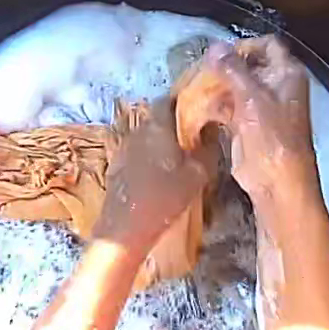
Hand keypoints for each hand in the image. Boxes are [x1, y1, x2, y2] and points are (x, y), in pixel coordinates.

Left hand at [94, 97, 216, 249]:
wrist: (124, 229)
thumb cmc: (164, 198)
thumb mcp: (197, 176)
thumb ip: (207, 148)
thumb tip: (212, 127)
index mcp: (157, 127)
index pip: (167, 100)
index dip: (181, 101)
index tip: (196, 109)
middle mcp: (137, 131)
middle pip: (156, 118)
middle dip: (173, 124)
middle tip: (191, 136)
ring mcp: (123, 148)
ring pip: (145, 136)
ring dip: (159, 141)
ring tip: (176, 157)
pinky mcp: (116, 166)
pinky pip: (136, 152)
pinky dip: (147, 156)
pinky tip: (157, 174)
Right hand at [179, 37, 319, 210]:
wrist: (277, 183)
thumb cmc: (272, 136)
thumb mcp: (251, 97)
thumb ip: (232, 69)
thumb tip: (214, 46)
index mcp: (287, 74)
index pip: (268, 45)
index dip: (245, 45)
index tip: (220, 53)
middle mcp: (276, 86)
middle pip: (248, 65)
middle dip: (224, 66)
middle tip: (199, 69)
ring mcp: (261, 106)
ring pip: (235, 85)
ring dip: (215, 85)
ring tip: (192, 86)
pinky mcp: (247, 125)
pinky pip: (228, 107)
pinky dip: (213, 105)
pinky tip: (195, 106)